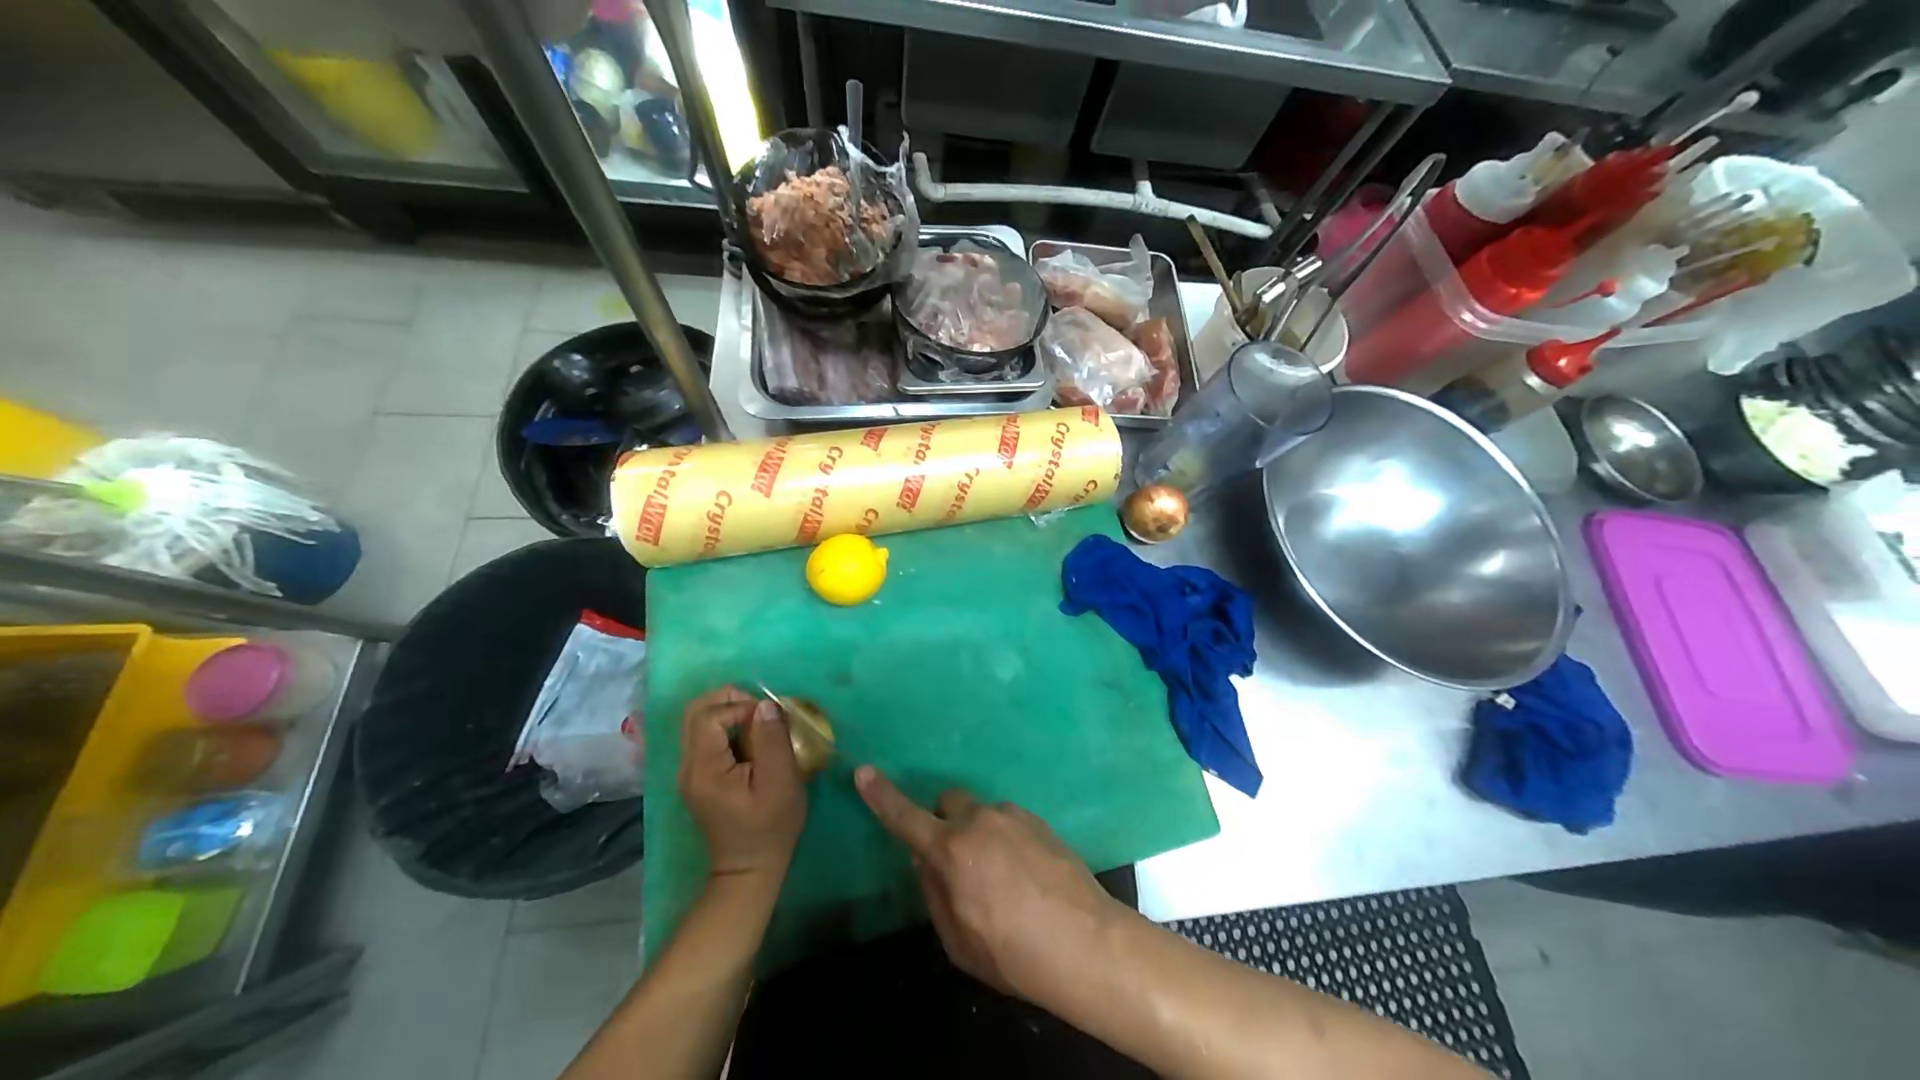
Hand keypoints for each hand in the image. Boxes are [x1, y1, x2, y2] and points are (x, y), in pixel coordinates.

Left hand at [678, 686, 806, 882]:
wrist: (749, 870)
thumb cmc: (770, 828)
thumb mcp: (781, 783)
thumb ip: (772, 740)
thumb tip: (765, 705)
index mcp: (704, 769)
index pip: (709, 716)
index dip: (739, 706)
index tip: (769, 717)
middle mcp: (687, 767)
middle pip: (694, 713)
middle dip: (728, 700)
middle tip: (760, 708)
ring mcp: (689, 773)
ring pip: (697, 723)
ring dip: (727, 712)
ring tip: (758, 722)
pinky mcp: (697, 778)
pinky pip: (704, 738)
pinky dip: (726, 728)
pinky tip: (750, 740)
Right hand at [854, 765, 1128, 1005]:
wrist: (1088, 945)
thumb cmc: (1014, 955)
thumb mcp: (958, 942)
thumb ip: (934, 894)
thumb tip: (926, 862)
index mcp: (952, 852)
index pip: (906, 817)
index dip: (881, 796)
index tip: (863, 772)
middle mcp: (981, 822)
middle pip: (948, 802)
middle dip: (944, 823)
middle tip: (957, 861)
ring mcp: (1014, 817)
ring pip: (981, 813)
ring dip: (978, 834)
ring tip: (1002, 879)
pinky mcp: (1041, 822)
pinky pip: (1008, 822)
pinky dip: (1004, 839)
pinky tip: (1025, 875)